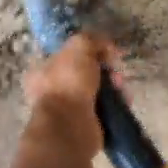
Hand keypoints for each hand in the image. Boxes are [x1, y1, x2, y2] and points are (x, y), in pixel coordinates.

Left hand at [25, 32, 115, 153]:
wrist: (71, 127)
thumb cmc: (68, 83)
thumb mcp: (78, 48)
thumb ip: (91, 40)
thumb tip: (106, 46)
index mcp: (43, 71)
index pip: (67, 56)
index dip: (88, 51)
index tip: (106, 51)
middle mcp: (54, 91)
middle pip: (86, 73)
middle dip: (105, 70)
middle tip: (115, 71)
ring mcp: (69, 110)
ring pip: (98, 91)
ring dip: (114, 86)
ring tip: (121, 87)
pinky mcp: (86, 124)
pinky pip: (105, 109)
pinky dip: (116, 104)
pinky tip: (124, 100)